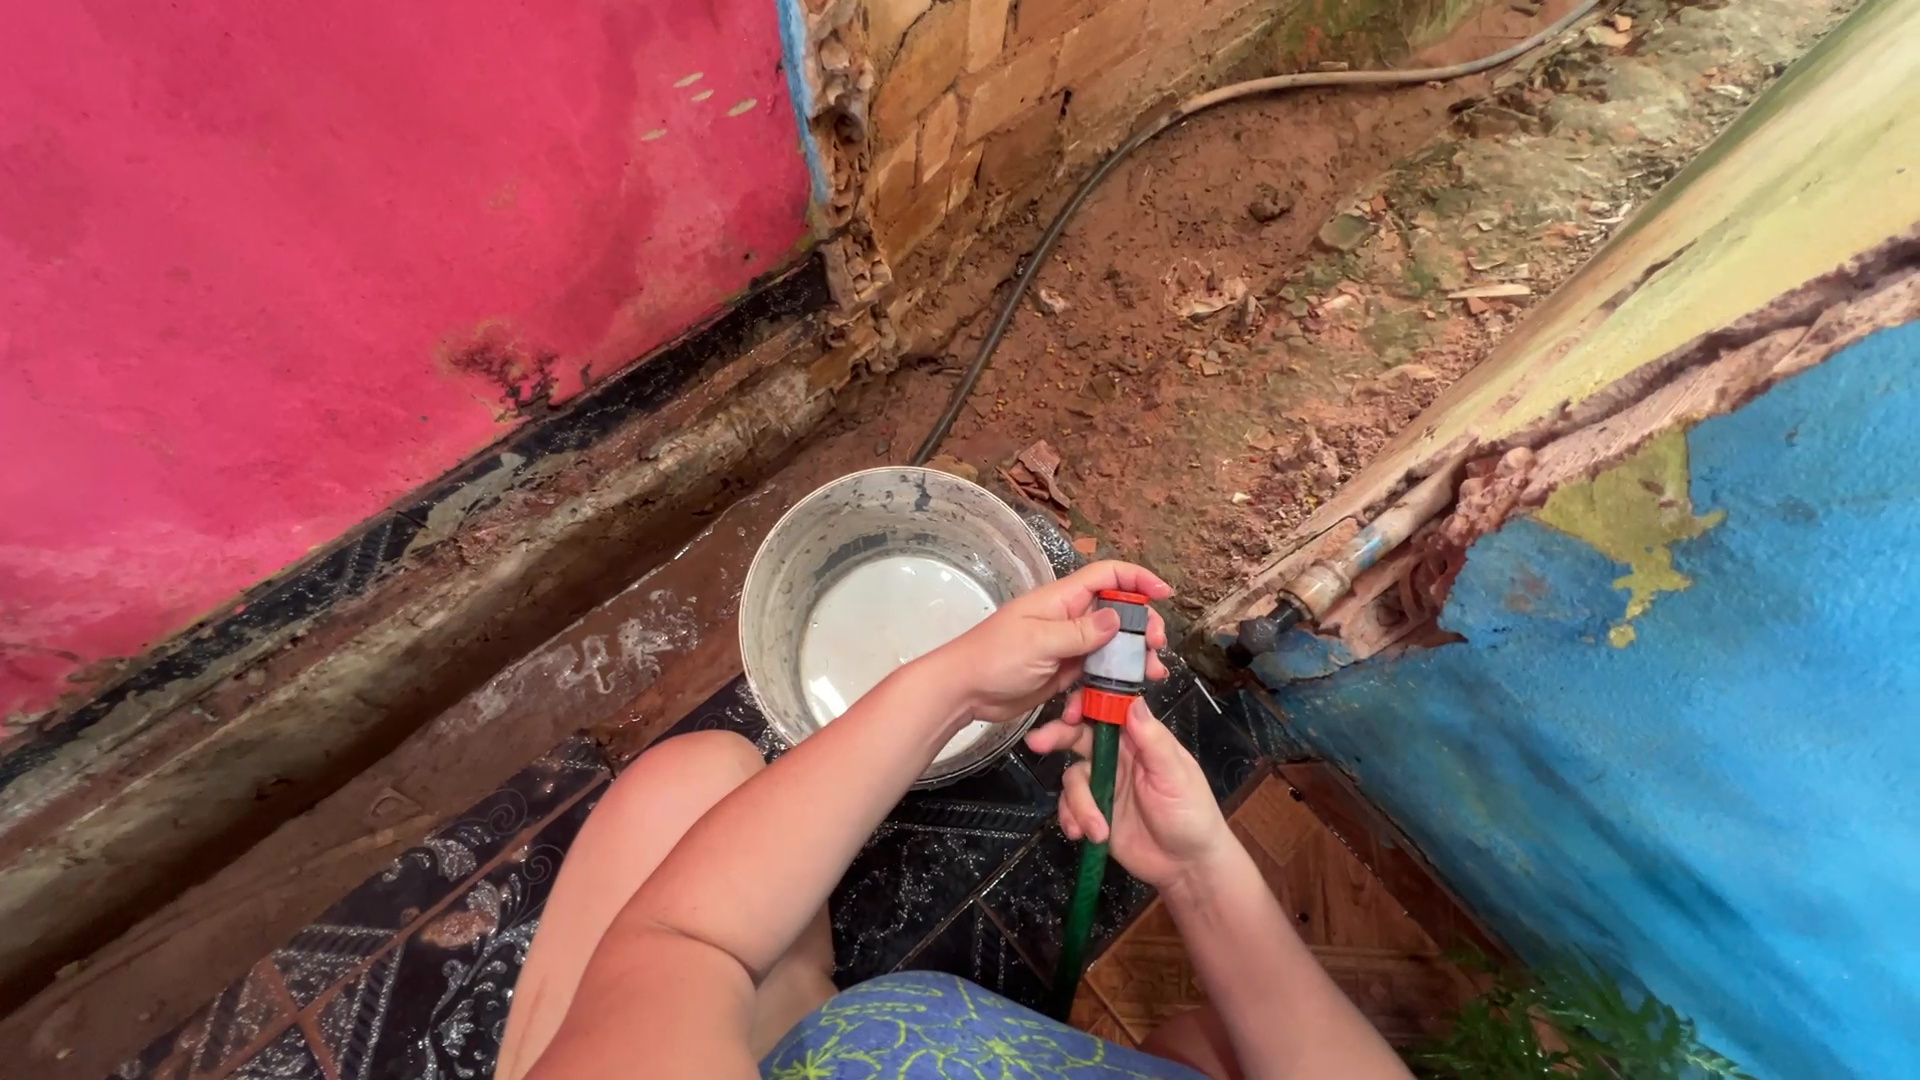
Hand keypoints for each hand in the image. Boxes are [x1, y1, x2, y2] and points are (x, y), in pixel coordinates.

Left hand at [918, 561, 1172, 723]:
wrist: (964, 691)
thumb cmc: (995, 658)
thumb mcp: (1039, 642)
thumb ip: (1080, 632)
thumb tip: (1118, 617)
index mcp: (1061, 600)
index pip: (1106, 576)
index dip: (1137, 579)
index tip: (1164, 594)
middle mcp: (1068, 618)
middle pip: (1116, 612)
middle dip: (1141, 626)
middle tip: (1155, 648)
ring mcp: (1067, 646)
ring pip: (1111, 645)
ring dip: (1132, 658)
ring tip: (1150, 675)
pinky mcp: (1064, 672)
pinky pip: (1096, 672)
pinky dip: (1110, 682)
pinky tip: (1119, 697)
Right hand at [1026, 697, 1236, 890]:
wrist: (1186, 867)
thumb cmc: (1191, 813)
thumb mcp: (1176, 775)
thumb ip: (1153, 740)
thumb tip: (1134, 702)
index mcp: (1137, 739)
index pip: (1106, 710)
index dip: (1085, 706)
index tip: (1069, 713)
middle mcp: (1115, 756)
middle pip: (1077, 735)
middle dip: (1056, 736)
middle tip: (1037, 742)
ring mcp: (1102, 784)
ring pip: (1072, 777)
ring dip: (1078, 803)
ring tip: (1096, 829)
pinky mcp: (1092, 811)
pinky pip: (1068, 806)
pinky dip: (1071, 818)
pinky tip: (1084, 834)